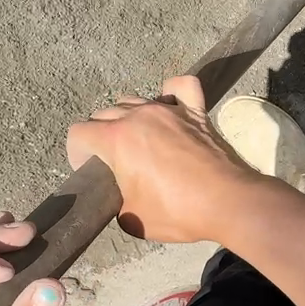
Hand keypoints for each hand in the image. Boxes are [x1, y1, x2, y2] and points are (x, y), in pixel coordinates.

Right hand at [66, 74, 269, 242]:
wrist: (227, 202)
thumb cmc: (178, 212)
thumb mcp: (132, 218)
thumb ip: (117, 197)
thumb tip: (124, 193)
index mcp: (117, 139)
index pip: (79, 132)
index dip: (77, 153)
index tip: (89, 170)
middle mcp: (140, 116)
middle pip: (105, 113)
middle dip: (102, 136)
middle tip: (114, 161)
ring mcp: (170, 111)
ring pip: (136, 100)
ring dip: (130, 117)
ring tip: (138, 140)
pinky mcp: (197, 112)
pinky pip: (182, 87)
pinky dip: (172, 92)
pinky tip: (169, 104)